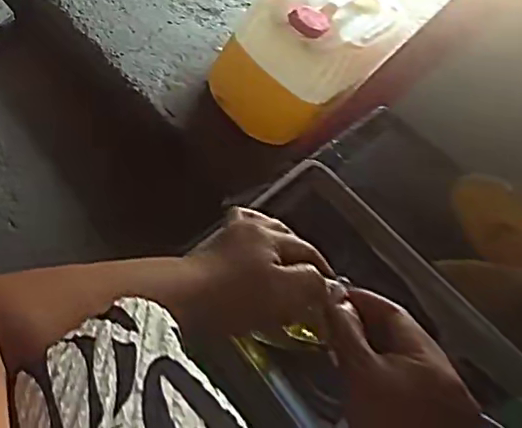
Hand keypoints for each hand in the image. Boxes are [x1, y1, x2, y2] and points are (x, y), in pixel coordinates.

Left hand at [179, 207, 341, 338]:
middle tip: (315, 282)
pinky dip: (255, 245)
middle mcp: (248, 226)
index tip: (334, 294)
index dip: (326, 273)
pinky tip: (257, 259)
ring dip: (280, 248)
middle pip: (286, 236)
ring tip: (290, 268)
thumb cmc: (237, 296)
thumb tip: (328, 282)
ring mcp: (228, 233)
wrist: (187, 296)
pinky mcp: (213, 245)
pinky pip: (242, 238)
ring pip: (263, 232)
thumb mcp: (287, 294)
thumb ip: (314, 283)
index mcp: (268, 234)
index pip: (308, 250)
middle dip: (305, 257)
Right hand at [326, 287, 482, 427]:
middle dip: (368, 324)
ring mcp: (451, 404)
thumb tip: (337, 302)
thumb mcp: (360, 372)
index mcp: (433, 359)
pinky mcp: (443, 422)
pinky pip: (412, 384)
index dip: (361, 299)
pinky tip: (370, 382)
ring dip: (377, 350)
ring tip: (347, 350)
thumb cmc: (390, 422)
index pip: (393, 311)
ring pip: (407, 361)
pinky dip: (388, 375)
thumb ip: (347, 331)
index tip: (334, 295)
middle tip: (336, 321)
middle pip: (403, 336)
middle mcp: (450, 378)